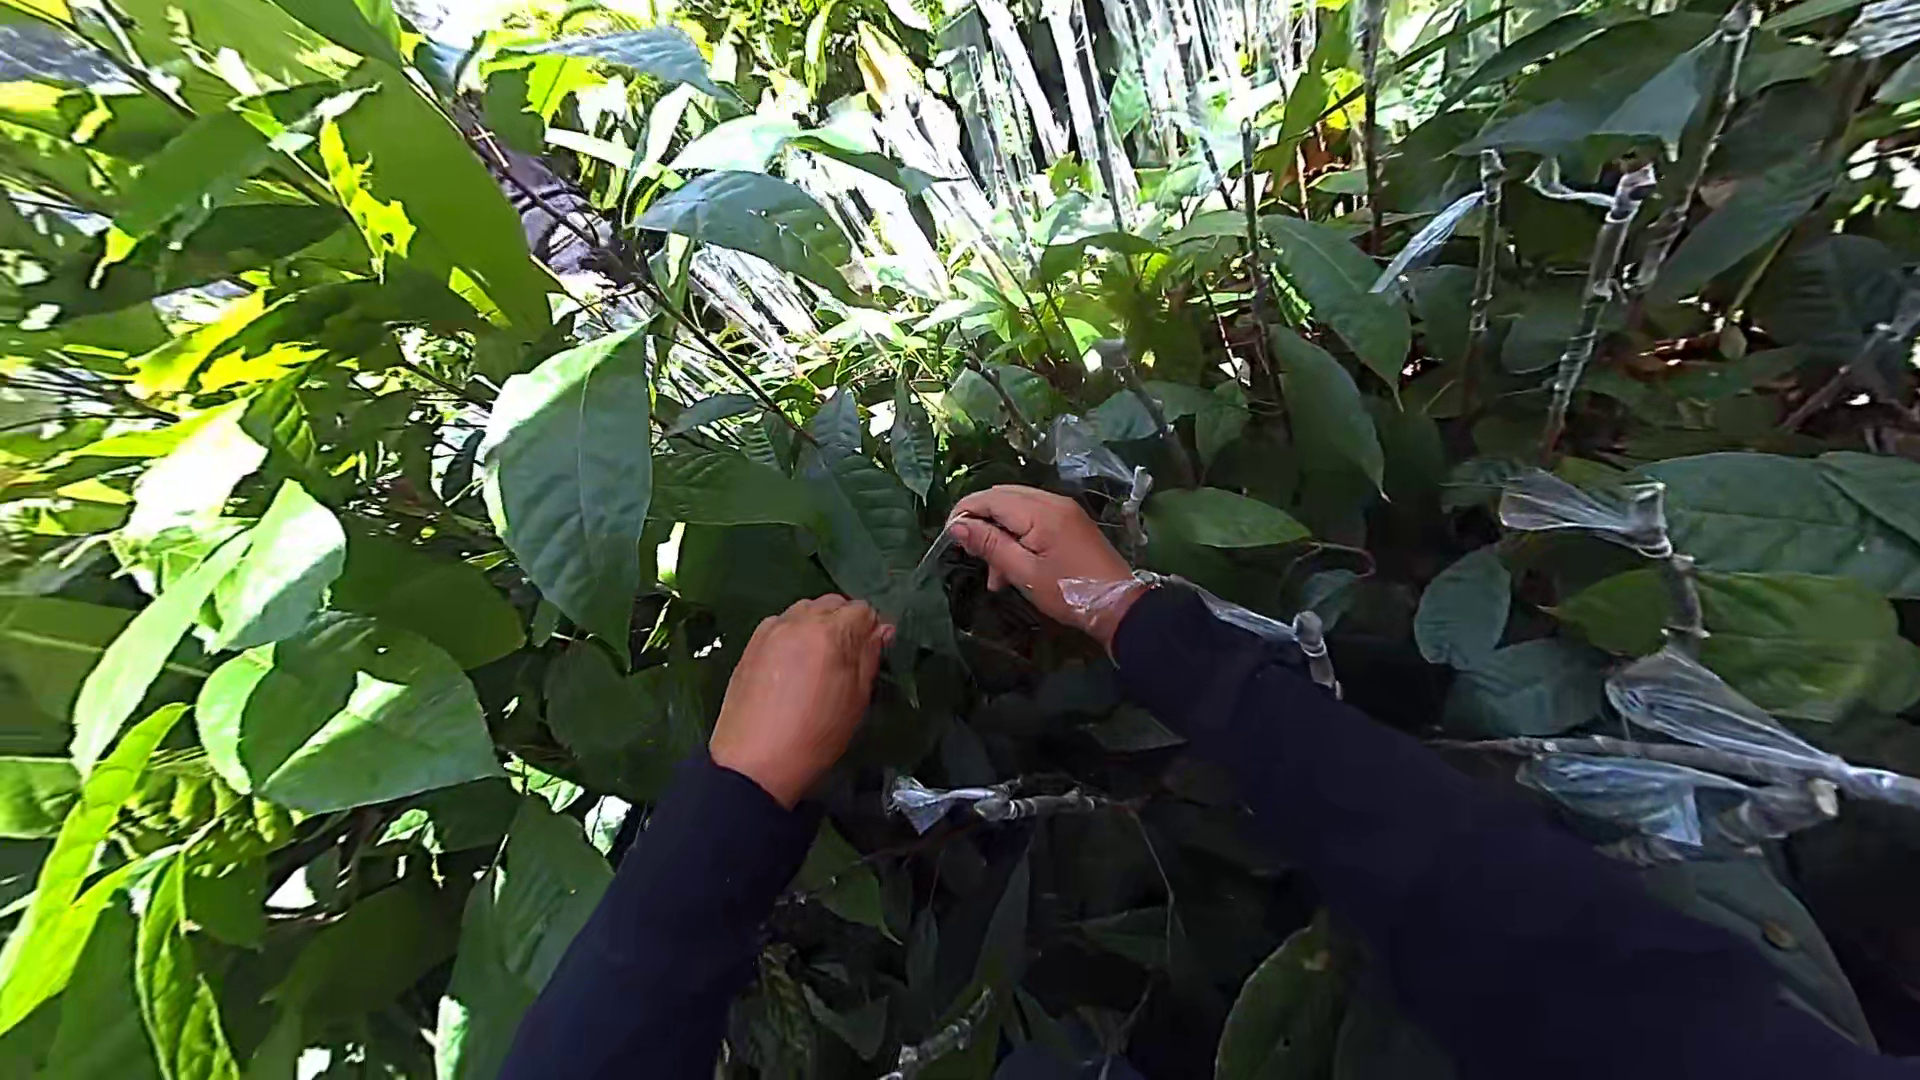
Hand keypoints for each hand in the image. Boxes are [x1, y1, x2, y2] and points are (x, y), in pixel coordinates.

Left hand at [710, 595, 892, 807]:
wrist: (754, 764)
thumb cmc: (816, 735)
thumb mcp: (857, 699)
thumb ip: (870, 656)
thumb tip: (882, 629)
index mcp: (830, 633)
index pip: (863, 610)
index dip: (872, 629)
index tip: (870, 652)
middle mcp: (799, 621)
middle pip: (833, 603)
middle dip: (845, 621)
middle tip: (847, 655)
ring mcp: (771, 630)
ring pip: (805, 609)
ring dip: (818, 623)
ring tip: (818, 657)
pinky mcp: (751, 643)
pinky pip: (781, 622)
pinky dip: (793, 631)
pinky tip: (793, 661)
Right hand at [946, 485, 1142, 649]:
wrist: (1119, 605)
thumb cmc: (1068, 592)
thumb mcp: (1023, 572)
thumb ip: (990, 545)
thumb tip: (957, 526)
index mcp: (1041, 511)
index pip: (991, 498)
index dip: (965, 512)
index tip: (949, 536)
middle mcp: (1052, 501)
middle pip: (1003, 497)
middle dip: (981, 520)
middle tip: (968, 552)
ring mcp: (1064, 509)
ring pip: (1017, 507)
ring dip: (998, 531)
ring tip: (993, 574)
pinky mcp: (1070, 521)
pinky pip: (1033, 516)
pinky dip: (1017, 534)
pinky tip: (1012, 565)